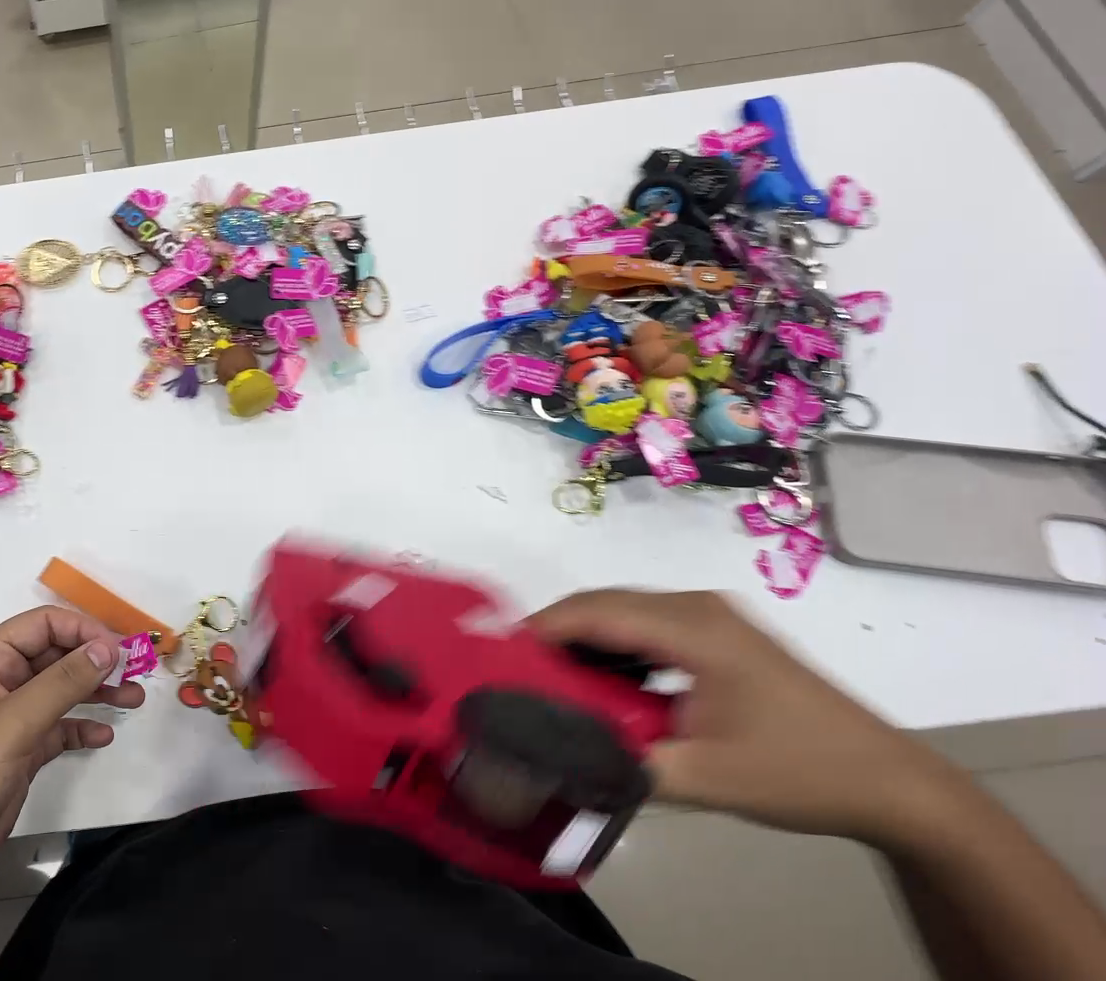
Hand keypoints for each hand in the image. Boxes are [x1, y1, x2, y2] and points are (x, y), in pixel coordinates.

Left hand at [0, 607, 144, 880]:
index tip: (121, 649)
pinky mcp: (22, 748)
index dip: (82, 629)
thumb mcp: (15, 723)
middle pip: (56, 653)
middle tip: (136, 673)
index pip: (42, 624)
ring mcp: (11, 716)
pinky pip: (60, 726)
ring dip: (96, 691)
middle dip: (95, 660)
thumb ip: (63, 682)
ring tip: (134, 700)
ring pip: (62, 689)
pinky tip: (104, 737)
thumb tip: (109, 647)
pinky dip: (82, 727)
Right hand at [525, 589, 965, 846]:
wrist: (892, 784)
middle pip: (602, 602)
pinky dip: (610, 643)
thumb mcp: (704, 779)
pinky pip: (644, 624)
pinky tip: (598, 679)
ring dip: (580, 637)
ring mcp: (711, 616)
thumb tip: (556, 755)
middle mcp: (697, 607)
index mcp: (694, 630)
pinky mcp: (718, 633)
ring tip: (544, 675)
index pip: (596, 613)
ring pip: (621, 610)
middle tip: (511, 670)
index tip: (495, 654)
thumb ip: (624, 764)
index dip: (541, 629)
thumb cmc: (800, 773)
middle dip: (552, 631)